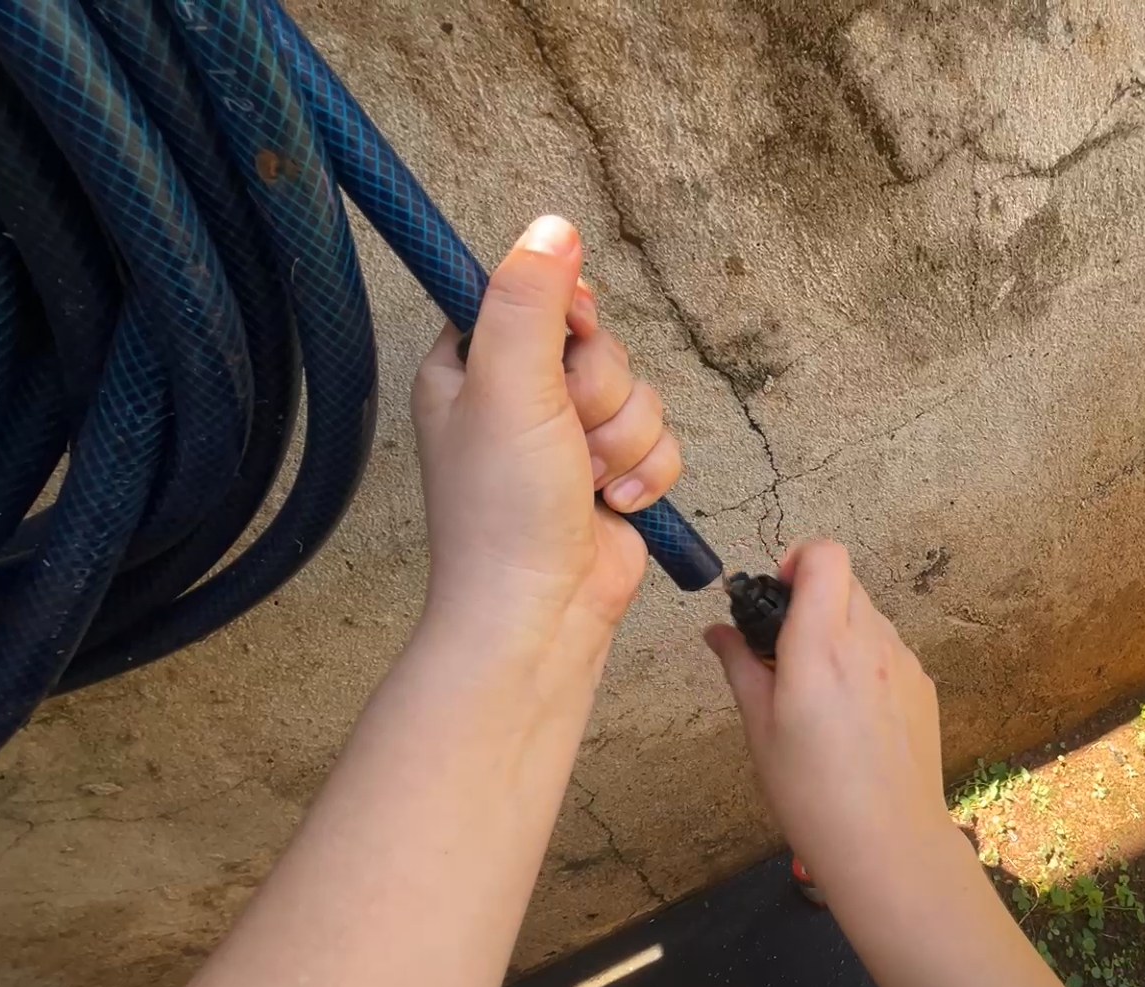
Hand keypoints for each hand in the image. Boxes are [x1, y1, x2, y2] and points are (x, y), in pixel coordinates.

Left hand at [412, 216, 680, 642]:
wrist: (546, 602)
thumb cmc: (506, 504)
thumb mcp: (507, 387)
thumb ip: (529, 301)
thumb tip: (555, 226)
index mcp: (479, 363)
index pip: (541, 299)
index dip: (570, 320)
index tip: (570, 345)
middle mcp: (530, 395)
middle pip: (606, 350)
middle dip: (601, 399)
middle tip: (566, 436)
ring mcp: (580, 436)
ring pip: (645, 397)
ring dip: (626, 443)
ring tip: (589, 481)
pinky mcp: (622, 470)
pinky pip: (665, 443)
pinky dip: (649, 474)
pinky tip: (617, 503)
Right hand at [704, 541, 949, 901]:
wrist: (888, 841)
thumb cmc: (812, 792)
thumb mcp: (759, 728)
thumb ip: (739, 665)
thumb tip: (717, 632)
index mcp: (822, 644)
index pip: (825, 554)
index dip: (798, 558)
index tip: (778, 592)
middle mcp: (870, 640)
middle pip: (846, 580)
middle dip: (813, 598)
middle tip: (788, 647)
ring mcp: (904, 660)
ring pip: (868, 614)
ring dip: (841, 629)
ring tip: (821, 690)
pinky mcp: (923, 682)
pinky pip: (889, 648)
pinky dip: (867, 658)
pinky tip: (855, 712)